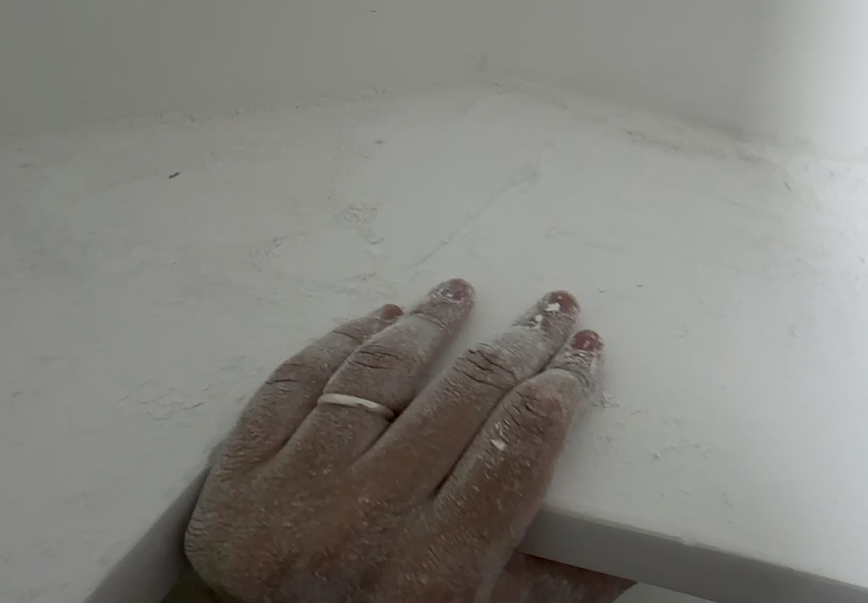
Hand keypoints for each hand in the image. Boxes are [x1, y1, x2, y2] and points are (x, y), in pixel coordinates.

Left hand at [184, 279, 630, 602]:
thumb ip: (559, 586)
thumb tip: (630, 550)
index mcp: (436, 572)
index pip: (524, 436)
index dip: (566, 380)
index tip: (583, 352)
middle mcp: (363, 528)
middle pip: (469, 389)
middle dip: (525, 337)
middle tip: (553, 309)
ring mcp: (293, 497)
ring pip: (380, 371)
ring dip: (432, 321)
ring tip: (460, 294)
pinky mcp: (237, 480)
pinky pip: (296, 382)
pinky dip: (342, 341)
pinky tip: (380, 320)